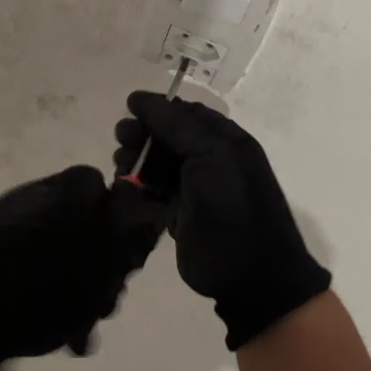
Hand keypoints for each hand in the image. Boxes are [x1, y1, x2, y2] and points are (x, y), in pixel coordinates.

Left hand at [0, 166, 163, 370]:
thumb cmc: (41, 292)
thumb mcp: (101, 264)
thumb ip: (130, 234)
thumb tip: (150, 211)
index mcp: (64, 189)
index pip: (104, 189)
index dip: (122, 226)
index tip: (124, 264)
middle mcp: (34, 197)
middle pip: (85, 224)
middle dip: (100, 266)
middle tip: (105, 302)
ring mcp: (7, 226)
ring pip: (59, 253)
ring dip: (76, 288)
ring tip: (79, 326)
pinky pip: (30, 270)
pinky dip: (46, 295)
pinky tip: (56, 334)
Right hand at [114, 94, 330, 349]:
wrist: (249, 271)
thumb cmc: (232, 204)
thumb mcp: (211, 153)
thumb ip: (177, 124)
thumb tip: (141, 99)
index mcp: (224, 140)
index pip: (186, 113)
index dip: (157, 109)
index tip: (129, 110)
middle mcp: (210, 159)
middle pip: (168, 137)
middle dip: (143, 135)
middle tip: (122, 141)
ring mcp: (194, 189)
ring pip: (157, 164)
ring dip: (137, 161)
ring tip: (121, 167)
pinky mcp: (179, 216)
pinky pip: (153, 193)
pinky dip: (137, 188)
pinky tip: (123, 188)